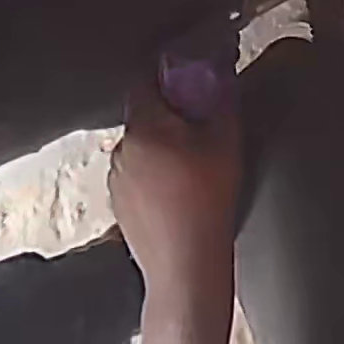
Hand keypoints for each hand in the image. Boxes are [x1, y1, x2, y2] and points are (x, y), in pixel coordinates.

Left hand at [108, 73, 240, 297]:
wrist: (186, 266)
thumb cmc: (208, 198)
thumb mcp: (226, 140)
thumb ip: (222, 100)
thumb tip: (220, 77)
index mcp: (144, 126)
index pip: (142, 84)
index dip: (163, 80)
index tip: (184, 85)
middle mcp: (122, 148)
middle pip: (142, 116)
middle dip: (165, 116)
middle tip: (194, 126)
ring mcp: (117, 179)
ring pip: (138, 146)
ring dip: (157, 146)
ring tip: (187, 163)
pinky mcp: (117, 206)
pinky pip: (134, 174)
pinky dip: (150, 173)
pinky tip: (175, 190)